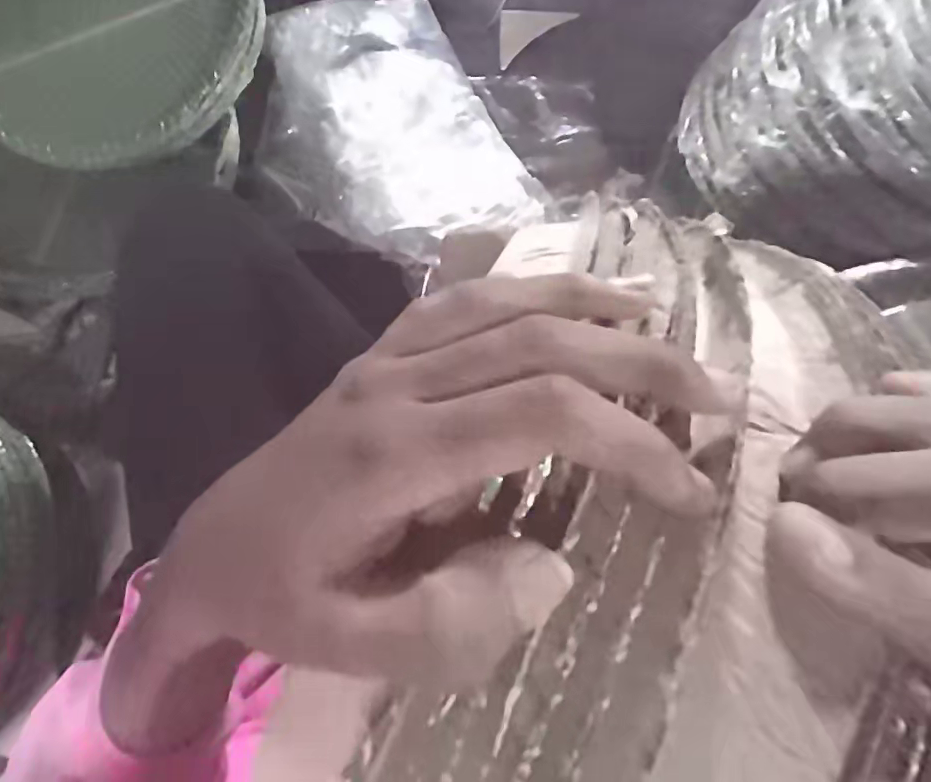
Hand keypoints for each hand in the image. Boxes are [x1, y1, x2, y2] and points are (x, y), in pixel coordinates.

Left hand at [103, 273, 731, 750]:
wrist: (215, 543)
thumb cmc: (287, 598)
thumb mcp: (361, 646)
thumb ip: (460, 620)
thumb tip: (555, 561)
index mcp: (392, 454)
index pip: (538, 415)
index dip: (629, 443)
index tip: (692, 487)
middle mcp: (396, 382)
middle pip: (536, 344)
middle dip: (638, 365)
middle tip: (716, 395)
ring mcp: (386, 354)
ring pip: (503, 301)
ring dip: (589, 305)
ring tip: (662, 318)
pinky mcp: (383, 347)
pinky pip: (463, 296)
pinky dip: (528, 285)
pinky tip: (572, 291)